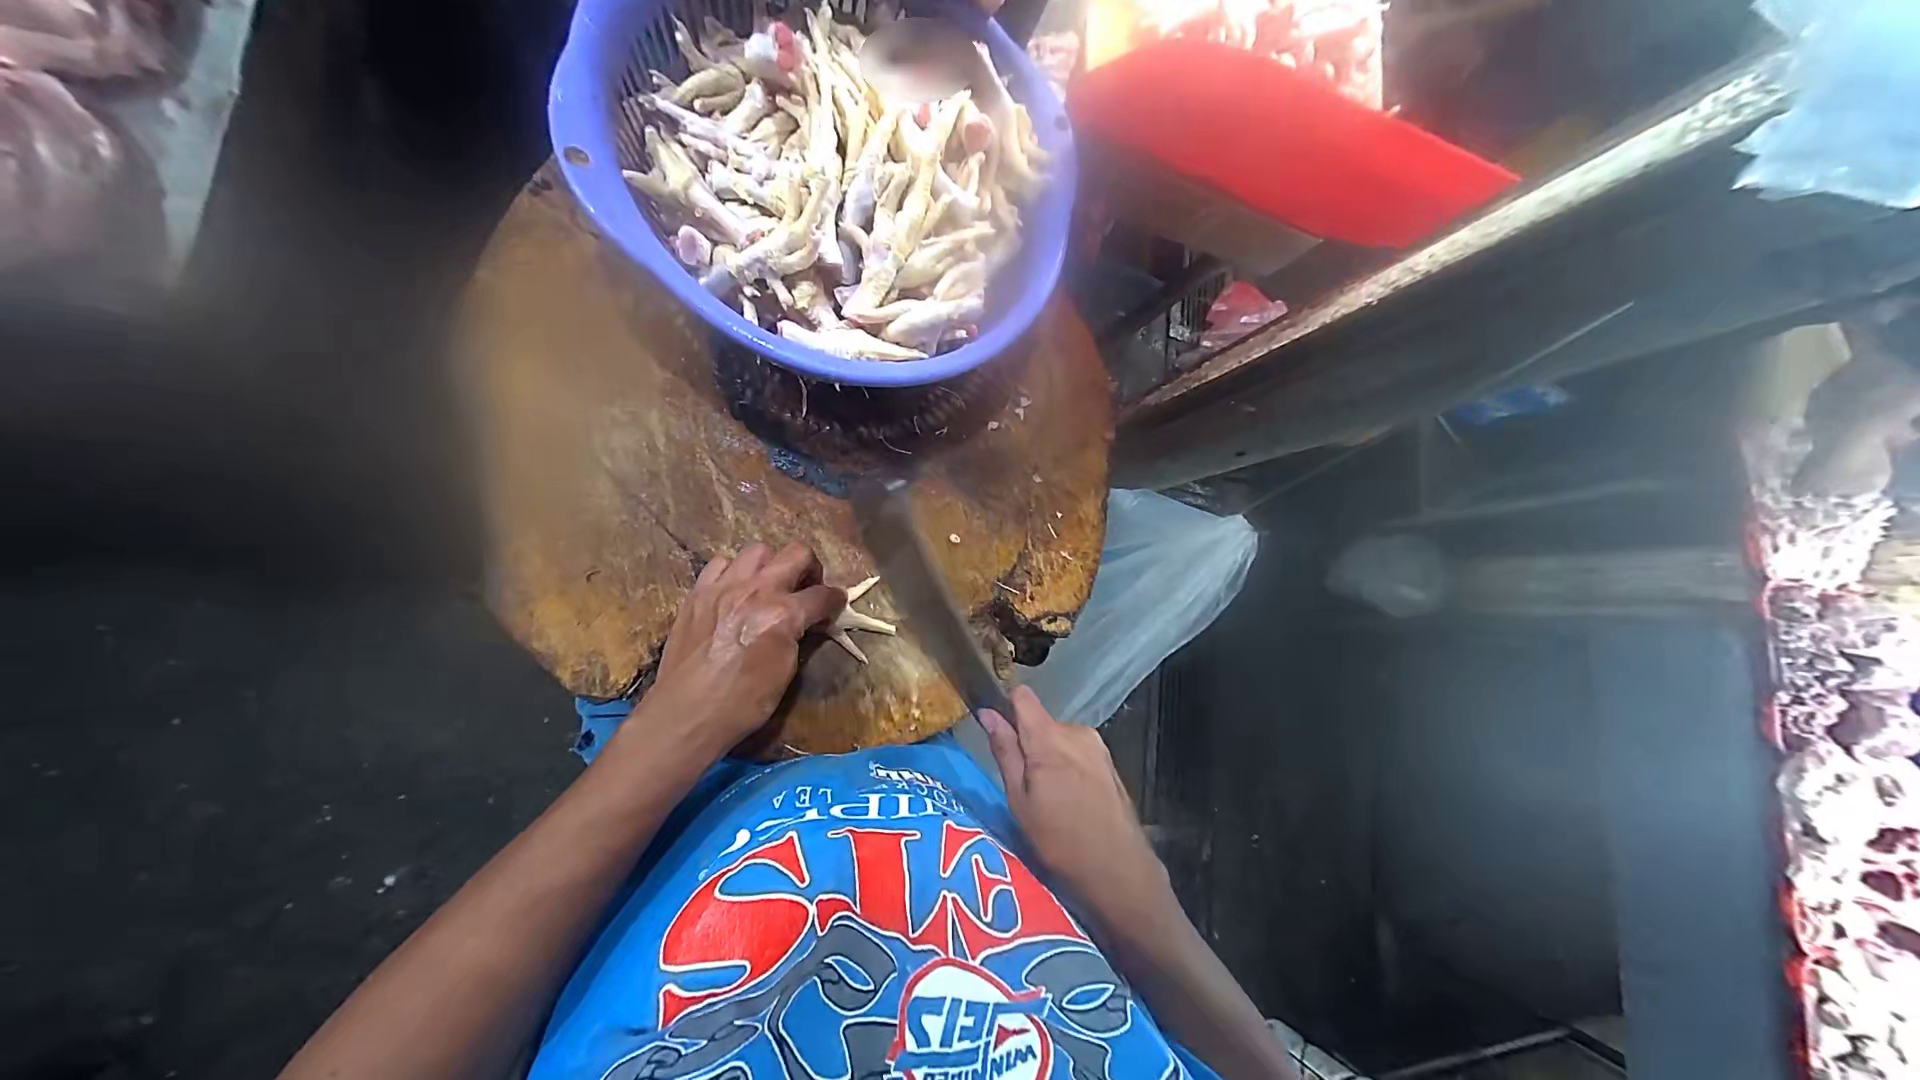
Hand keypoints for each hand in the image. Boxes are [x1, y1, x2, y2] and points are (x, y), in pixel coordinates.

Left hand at [636, 543, 843, 758]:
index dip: (836, 599)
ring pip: (758, 550)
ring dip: (771, 566)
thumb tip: (806, 623)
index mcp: (783, 615)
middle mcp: (756, 591)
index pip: (823, 595)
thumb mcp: (786, 672)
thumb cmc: (743, 703)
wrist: (686, 715)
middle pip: (797, 553)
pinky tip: (734, 592)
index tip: (837, 604)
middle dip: (810, 568)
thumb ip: (799, 636)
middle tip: (806, 588)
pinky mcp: (698, 592)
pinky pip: (721, 563)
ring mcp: (723, 587)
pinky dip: (734, 572)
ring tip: (768, 587)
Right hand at [979, 686, 1170, 917]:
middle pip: (1040, 722)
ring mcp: (1097, 746)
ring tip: (1050, 798)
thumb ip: (1005, 751)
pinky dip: (1068, 767)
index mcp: (1050, 737)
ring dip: (1049, 757)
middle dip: (1028, 744)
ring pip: (1059, 738)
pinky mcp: (1109, 762)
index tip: (999, 731)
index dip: (1007, 707)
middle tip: (1025, 785)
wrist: (1119, 870)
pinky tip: (1071, 801)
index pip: (1023, 697)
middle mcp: (1076, 731)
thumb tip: (988, 713)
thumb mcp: (1019, 799)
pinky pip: (1077, 752)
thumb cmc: (1059, 839)